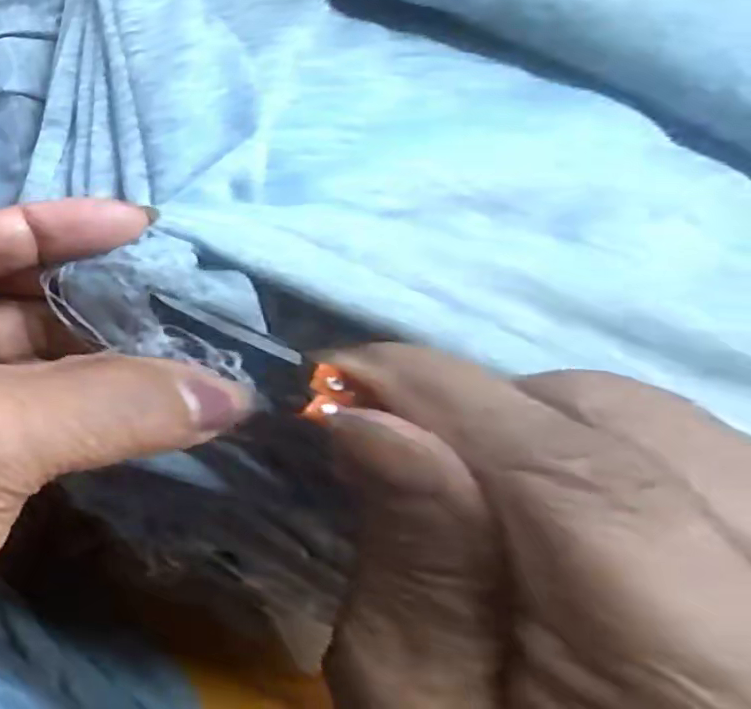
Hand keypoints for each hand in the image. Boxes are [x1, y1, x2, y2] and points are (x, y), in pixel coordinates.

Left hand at [0, 199, 254, 707]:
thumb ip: (102, 401)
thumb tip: (223, 388)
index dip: (51, 227)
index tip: (135, 222)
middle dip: (73, 287)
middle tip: (166, 282)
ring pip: (7, 346)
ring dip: (83, 346)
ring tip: (173, 337)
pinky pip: (14, 395)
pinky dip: (71, 396)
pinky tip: (138, 394)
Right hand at [323, 343, 750, 707]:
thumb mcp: (414, 698)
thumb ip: (410, 566)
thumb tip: (366, 423)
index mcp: (708, 684)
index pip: (582, 478)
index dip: (442, 392)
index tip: (337, 372)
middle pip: (653, 433)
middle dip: (494, 406)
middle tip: (399, 436)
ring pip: (699, 441)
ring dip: (555, 432)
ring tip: (477, 479)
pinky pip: (721, 478)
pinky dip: (617, 465)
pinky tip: (556, 515)